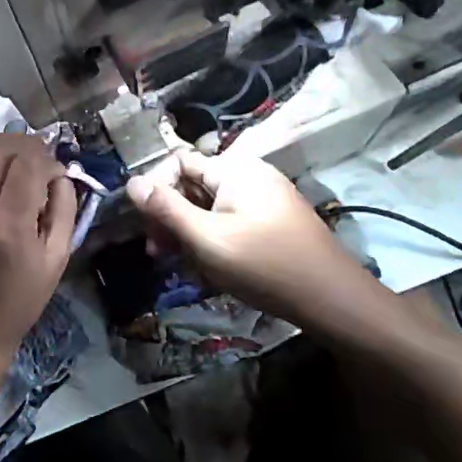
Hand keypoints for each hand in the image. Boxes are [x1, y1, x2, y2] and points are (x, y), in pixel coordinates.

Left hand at [0, 134, 76, 371]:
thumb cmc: (22, 295)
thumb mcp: (58, 257)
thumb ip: (64, 208)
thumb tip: (59, 171)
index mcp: (11, 226)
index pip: (29, 162)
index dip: (46, 156)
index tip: (53, 168)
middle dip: (23, 144)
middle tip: (34, 156)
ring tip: (5, 155)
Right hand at [125, 150, 374, 329]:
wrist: (329, 297)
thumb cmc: (263, 264)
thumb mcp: (206, 239)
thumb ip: (166, 209)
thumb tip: (132, 182)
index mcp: (234, 169)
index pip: (178, 163)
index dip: (156, 191)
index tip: (147, 229)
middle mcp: (249, 176)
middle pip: (194, 186)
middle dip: (171, 219)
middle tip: (159, 254)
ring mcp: (263, 199)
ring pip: (210, 209)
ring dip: (190, 235)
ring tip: (185, 267)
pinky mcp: (271, 222)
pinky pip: (230, 223)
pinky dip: (214, 242)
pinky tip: (210, 270)